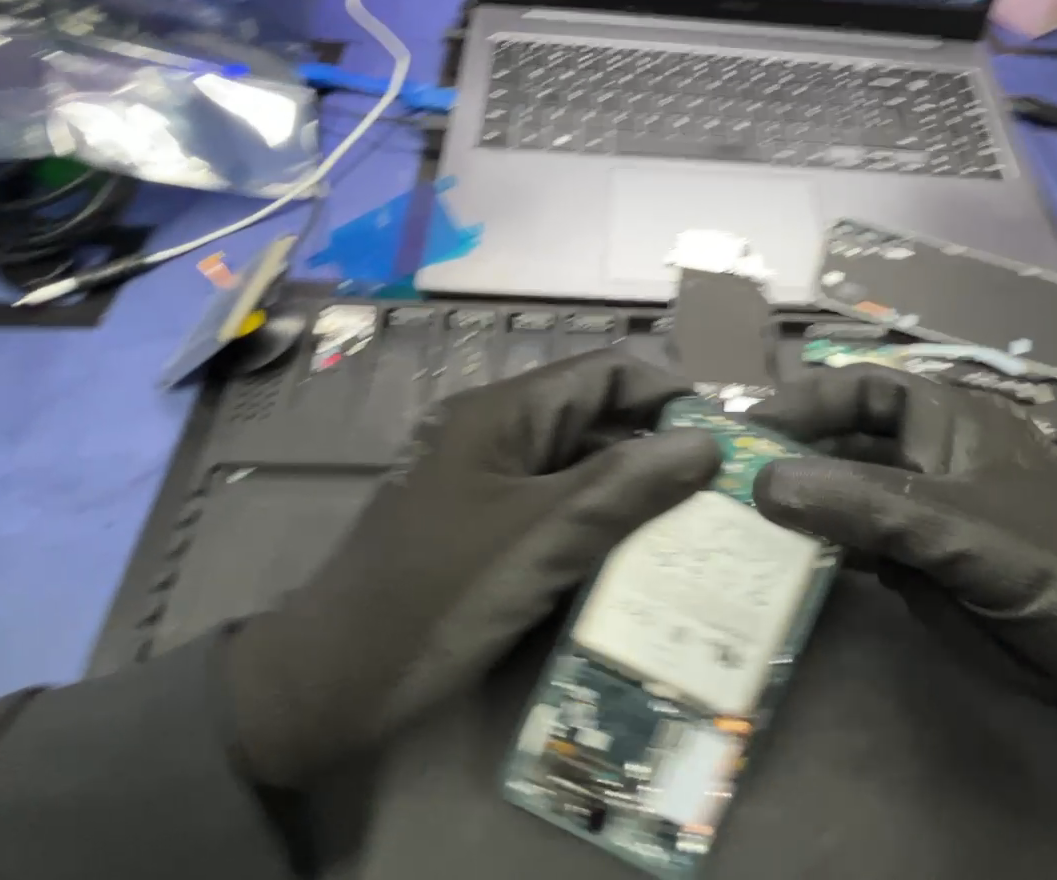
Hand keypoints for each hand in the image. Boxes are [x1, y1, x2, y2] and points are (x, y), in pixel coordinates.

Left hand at [224, 351, 720, 788]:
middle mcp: (499, 436)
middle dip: (660, 450)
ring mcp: (492, 486)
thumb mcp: (538, 537)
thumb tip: (706, 444)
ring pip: (582, 471)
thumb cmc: (434, 598)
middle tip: (726, 492)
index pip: (602, 372)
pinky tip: (646, 561)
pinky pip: (561, 513)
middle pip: (596, 421)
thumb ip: (622, 486)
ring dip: (636, 493)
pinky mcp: (491, 532)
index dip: (666, 393)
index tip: (726, 435)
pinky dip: (603, 528)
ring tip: (702, 528)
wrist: (330, 683)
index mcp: (501, 413)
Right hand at [749, 366, 1056, 833]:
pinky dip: (816, 550)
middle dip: (788, 455)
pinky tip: (776, 563)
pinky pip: (854, 546)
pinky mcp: (919, 567)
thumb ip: (867, 505)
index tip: (743, 426)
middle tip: (722, 478)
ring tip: (732, 521)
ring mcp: (923, 515)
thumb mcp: (966, 530)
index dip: (804, 400)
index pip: (862, 390)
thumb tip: (763, 481)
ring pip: (843, 497)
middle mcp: (930, 458)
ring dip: (796, 505)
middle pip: (844, 442)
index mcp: (951, 421)